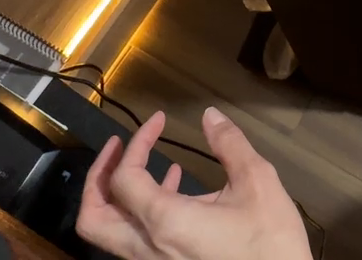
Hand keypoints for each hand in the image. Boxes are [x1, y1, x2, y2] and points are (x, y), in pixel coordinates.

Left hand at [77, 106, 311, 259]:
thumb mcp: (257, 181)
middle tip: (118, 146)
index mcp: (166, 222)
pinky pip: (134, 242)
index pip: (124, 178)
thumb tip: (210, 115)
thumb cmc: (269, 239)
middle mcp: (147, 250)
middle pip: (93, 219)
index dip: (136, 142)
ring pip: (109, 235)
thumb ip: (229, 144)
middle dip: (97, 177)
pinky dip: (139, 210)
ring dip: (116, 195)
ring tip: (144, 162)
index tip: (159, 119)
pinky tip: (175, 185)